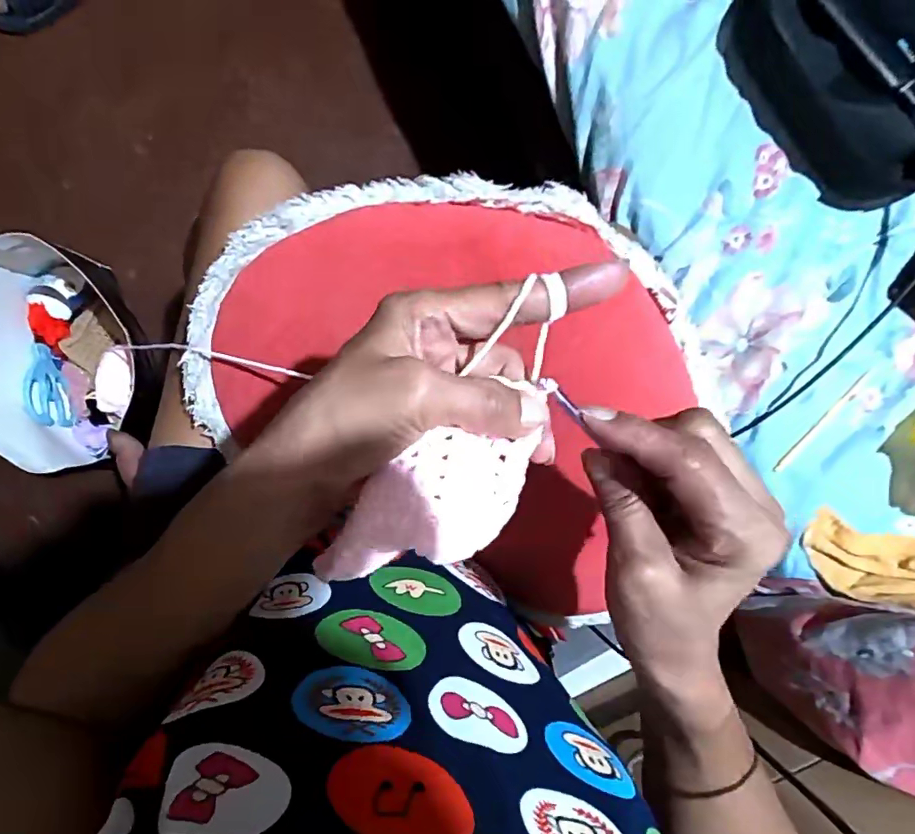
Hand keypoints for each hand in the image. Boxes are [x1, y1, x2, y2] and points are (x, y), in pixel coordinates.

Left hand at [235, 262, 627, 518]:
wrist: (298, 476)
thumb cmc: (350, 420)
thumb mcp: (419, 397)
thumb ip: (483, 400)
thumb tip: (535, 416)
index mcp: (421, 315)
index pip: (502, 298)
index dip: (559, 290)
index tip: (616, 276)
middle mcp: (426, 343)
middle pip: (500, 358)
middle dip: (524, 395)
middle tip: (536, 442)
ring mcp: (424, 384)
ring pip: (490, 396)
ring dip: (510, 425)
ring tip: (523, 460)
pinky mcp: (421, 421)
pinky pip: (471, 421)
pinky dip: (489, 439)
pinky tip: (502, 461)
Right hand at [580, 408, 788, 726]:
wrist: (676, 654)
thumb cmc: (657, 625)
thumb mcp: (635, 571)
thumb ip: (622, 507)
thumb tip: (597, 451)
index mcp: (745, 530)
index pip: (691, 461)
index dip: (636, 434)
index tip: (586, 416)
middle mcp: (760, 503)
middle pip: (702, 435)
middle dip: (644, 436)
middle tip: (599, 453)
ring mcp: (748, 497)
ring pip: (696, 437)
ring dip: (647, 444)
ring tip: (613, 470)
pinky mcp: (729, 495)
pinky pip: (689, 454)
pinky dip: (652, 457)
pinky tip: (629, 476)